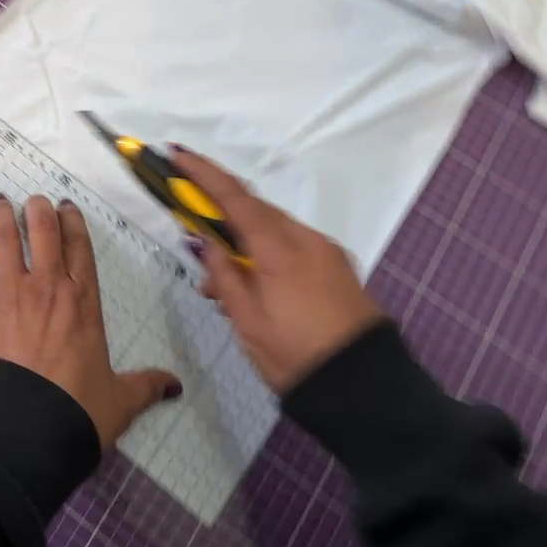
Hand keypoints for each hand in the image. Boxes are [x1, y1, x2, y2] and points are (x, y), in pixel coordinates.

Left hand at [0, 195, 181, 448]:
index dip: (73, 221)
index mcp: (83, 300)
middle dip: (39, 209)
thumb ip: (146, 386)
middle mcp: (47, 287)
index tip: (66, 205)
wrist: (27, 432)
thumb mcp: (120, 400)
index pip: (80, 247)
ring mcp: (10, 293)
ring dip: (1, 217)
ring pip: (5, 240)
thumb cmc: (77, 412)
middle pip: (44, 232)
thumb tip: (175, 386)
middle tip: (34, 200)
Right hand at [174, 149, 384, 394]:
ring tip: (221, 285)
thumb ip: (224, 276)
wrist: (369, 393)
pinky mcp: (338, 268)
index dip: (203, 173)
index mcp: (280, 250)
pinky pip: (293, 247)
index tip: (177, 153)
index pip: (235, 198)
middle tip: (193, 238)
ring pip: (273, 230)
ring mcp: (327, 252)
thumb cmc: (297, 358)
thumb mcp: (248, 322)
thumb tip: (205, 242)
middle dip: (220, 215)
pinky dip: (267, 255)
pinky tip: (254, 287)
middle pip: (255, 210)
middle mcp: (307, 240)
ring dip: (244, 242)